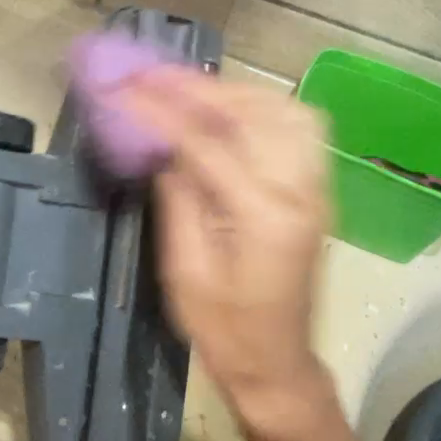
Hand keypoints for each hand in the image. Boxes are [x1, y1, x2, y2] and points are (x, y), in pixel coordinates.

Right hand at [120, 67, 331, 417]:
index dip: (160, 110)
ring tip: (187, 89)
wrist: (278, 364)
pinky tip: (226, 111)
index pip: (206, 142)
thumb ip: (178, 199)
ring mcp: (316, 188)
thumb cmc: (224, 331)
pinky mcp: (317, 191)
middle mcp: (300, 191)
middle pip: (253, 112)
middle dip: (199, 87)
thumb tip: (162, 144)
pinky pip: (298, 128)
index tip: (123, 86)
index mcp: (264, 216)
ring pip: (284, 110)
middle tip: (152, 76)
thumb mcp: (186, 271)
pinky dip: (260, 108)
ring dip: (234, 92)